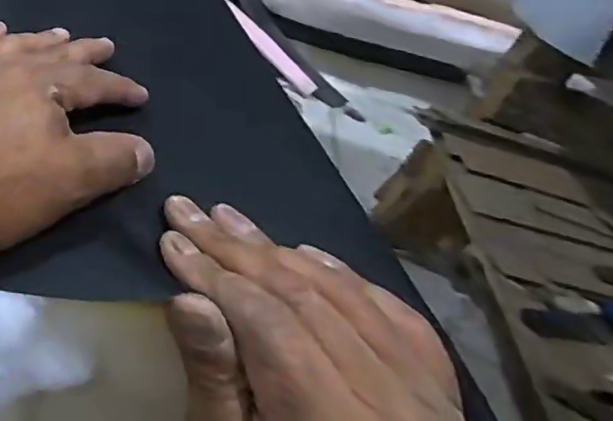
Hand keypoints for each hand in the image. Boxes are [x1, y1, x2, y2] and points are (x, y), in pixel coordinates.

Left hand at [0, 22, 154, 263]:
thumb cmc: (1, 190)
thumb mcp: (71, 180)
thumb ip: (113, 159)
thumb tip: (144, 149)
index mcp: (42, 84)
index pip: (91, 82)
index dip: (119, 88)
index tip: (140, 94)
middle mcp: (8, 66)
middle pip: (56, 55)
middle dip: (84, 53)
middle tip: (105, 46)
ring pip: (16, 46)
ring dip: (42, 41)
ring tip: (60, 34)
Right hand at [160, 196, 459, 420]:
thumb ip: (216, 379)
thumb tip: (188, 298)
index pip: (271, 325)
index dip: (216, 277)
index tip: (171, 239)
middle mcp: (396, 406)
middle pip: (303, 299)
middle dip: (234, 250)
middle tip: (185, 211)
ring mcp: (428, 395)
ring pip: (343, 294)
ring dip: (277, 249)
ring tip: (226, 218)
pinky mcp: (441, 387)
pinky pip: (392, 313)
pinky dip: (342, 275)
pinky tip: (304, 252)